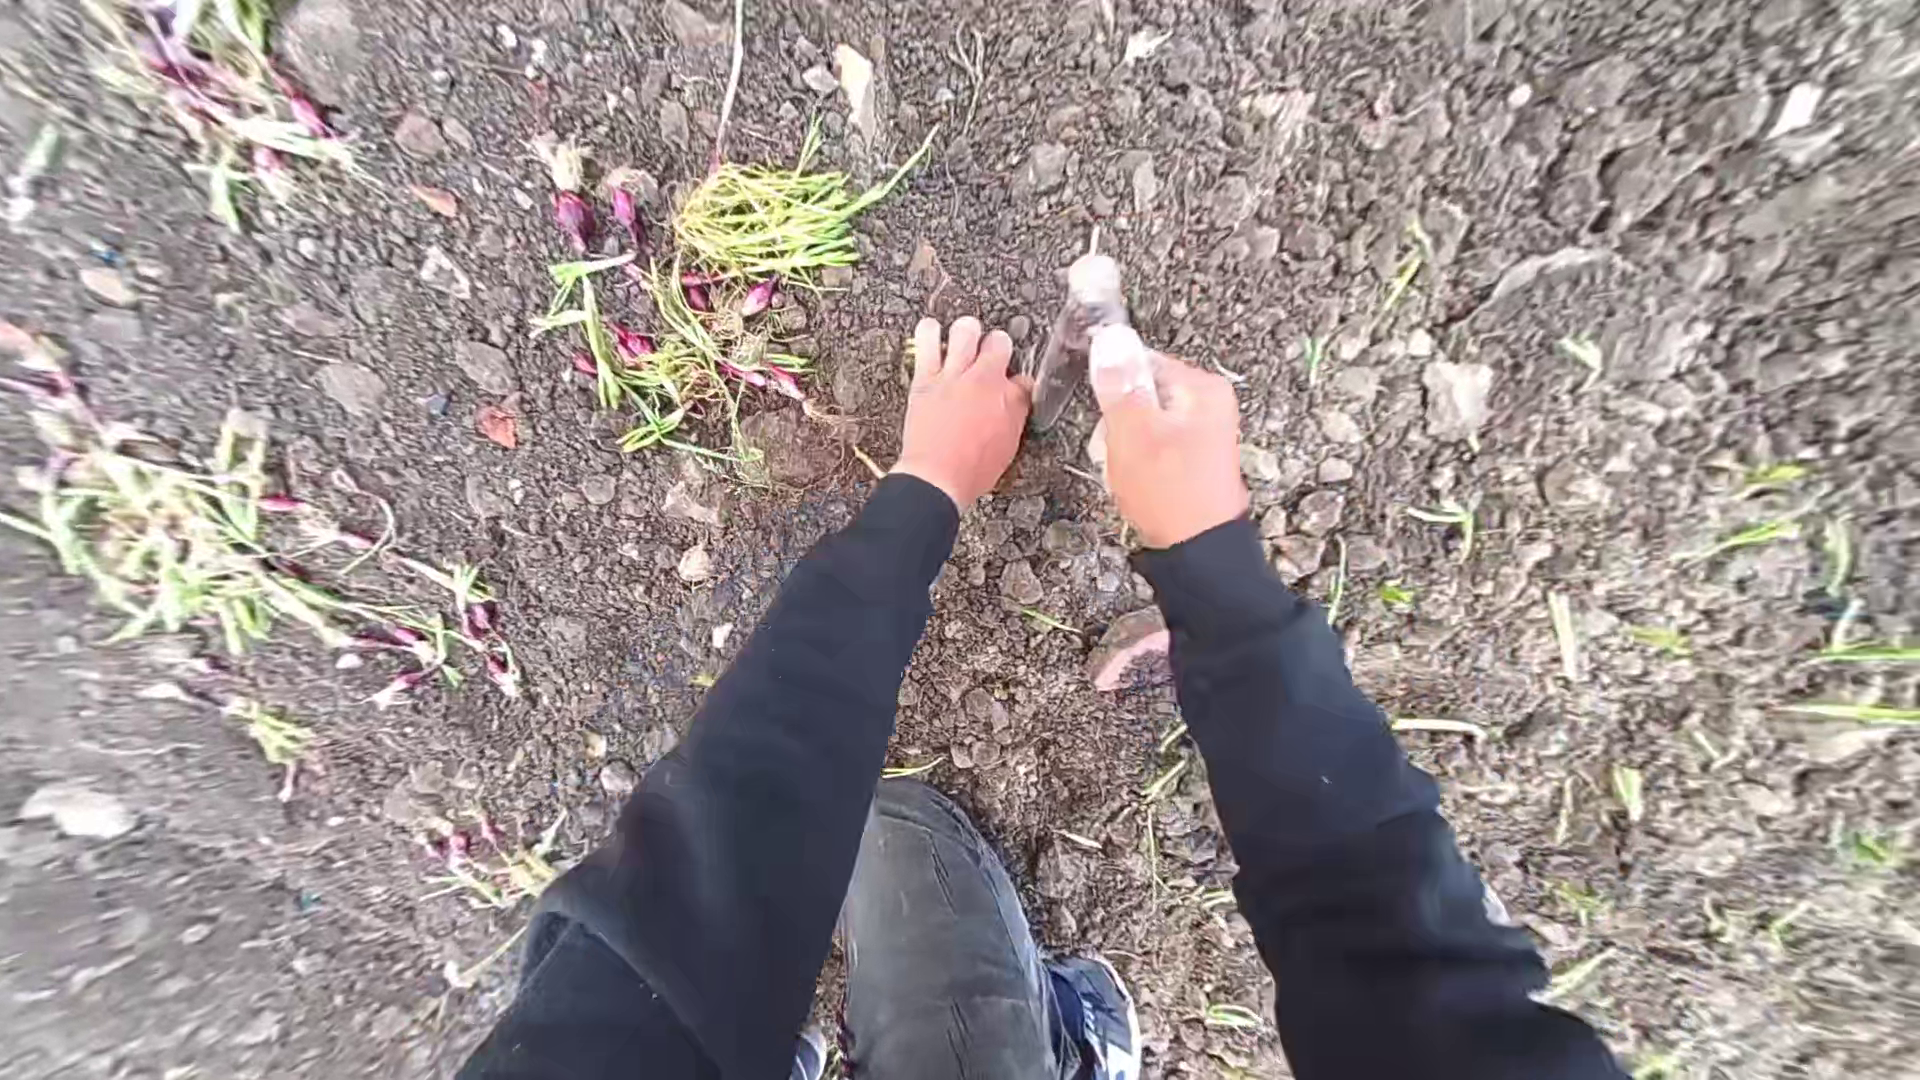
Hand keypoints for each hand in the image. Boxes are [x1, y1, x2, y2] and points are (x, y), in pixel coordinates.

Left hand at [891, 316, 1033, 507]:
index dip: (1017, 380)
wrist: (937, 478)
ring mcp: (955, 376)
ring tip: (963, 339)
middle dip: (996, 345)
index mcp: (1012, 401)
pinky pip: (927, 339)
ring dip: (966, 331)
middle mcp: (986, 381)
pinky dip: (928, 331)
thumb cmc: (970, 472)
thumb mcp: (1006, 450)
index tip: (1009, 384)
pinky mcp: (927, 377)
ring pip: (966, 330)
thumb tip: (1013, 407)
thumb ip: (1012, 420)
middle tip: (989, 354)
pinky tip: (931, 333)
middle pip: (999, 342)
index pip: (1024, 377)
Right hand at [1089, 326, 1248, 547]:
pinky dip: (1136, 462)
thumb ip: (1119, 384)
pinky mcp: (1189, 456)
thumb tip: (1109, 337)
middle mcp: (1205, 405)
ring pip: (1139, 423)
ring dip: (1122, 447)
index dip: (1113, 390)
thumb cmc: (1170, 493)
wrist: (1195, 549)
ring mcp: (1198, 432)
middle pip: (1138, 395)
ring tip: (1128, 472)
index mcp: (1201, 389)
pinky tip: (1136, 482)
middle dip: (1117, 426)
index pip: (1139, 363)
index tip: (1108, 418)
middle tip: (1121, 452)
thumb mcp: (1134, 432)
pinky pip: (1149, 445)